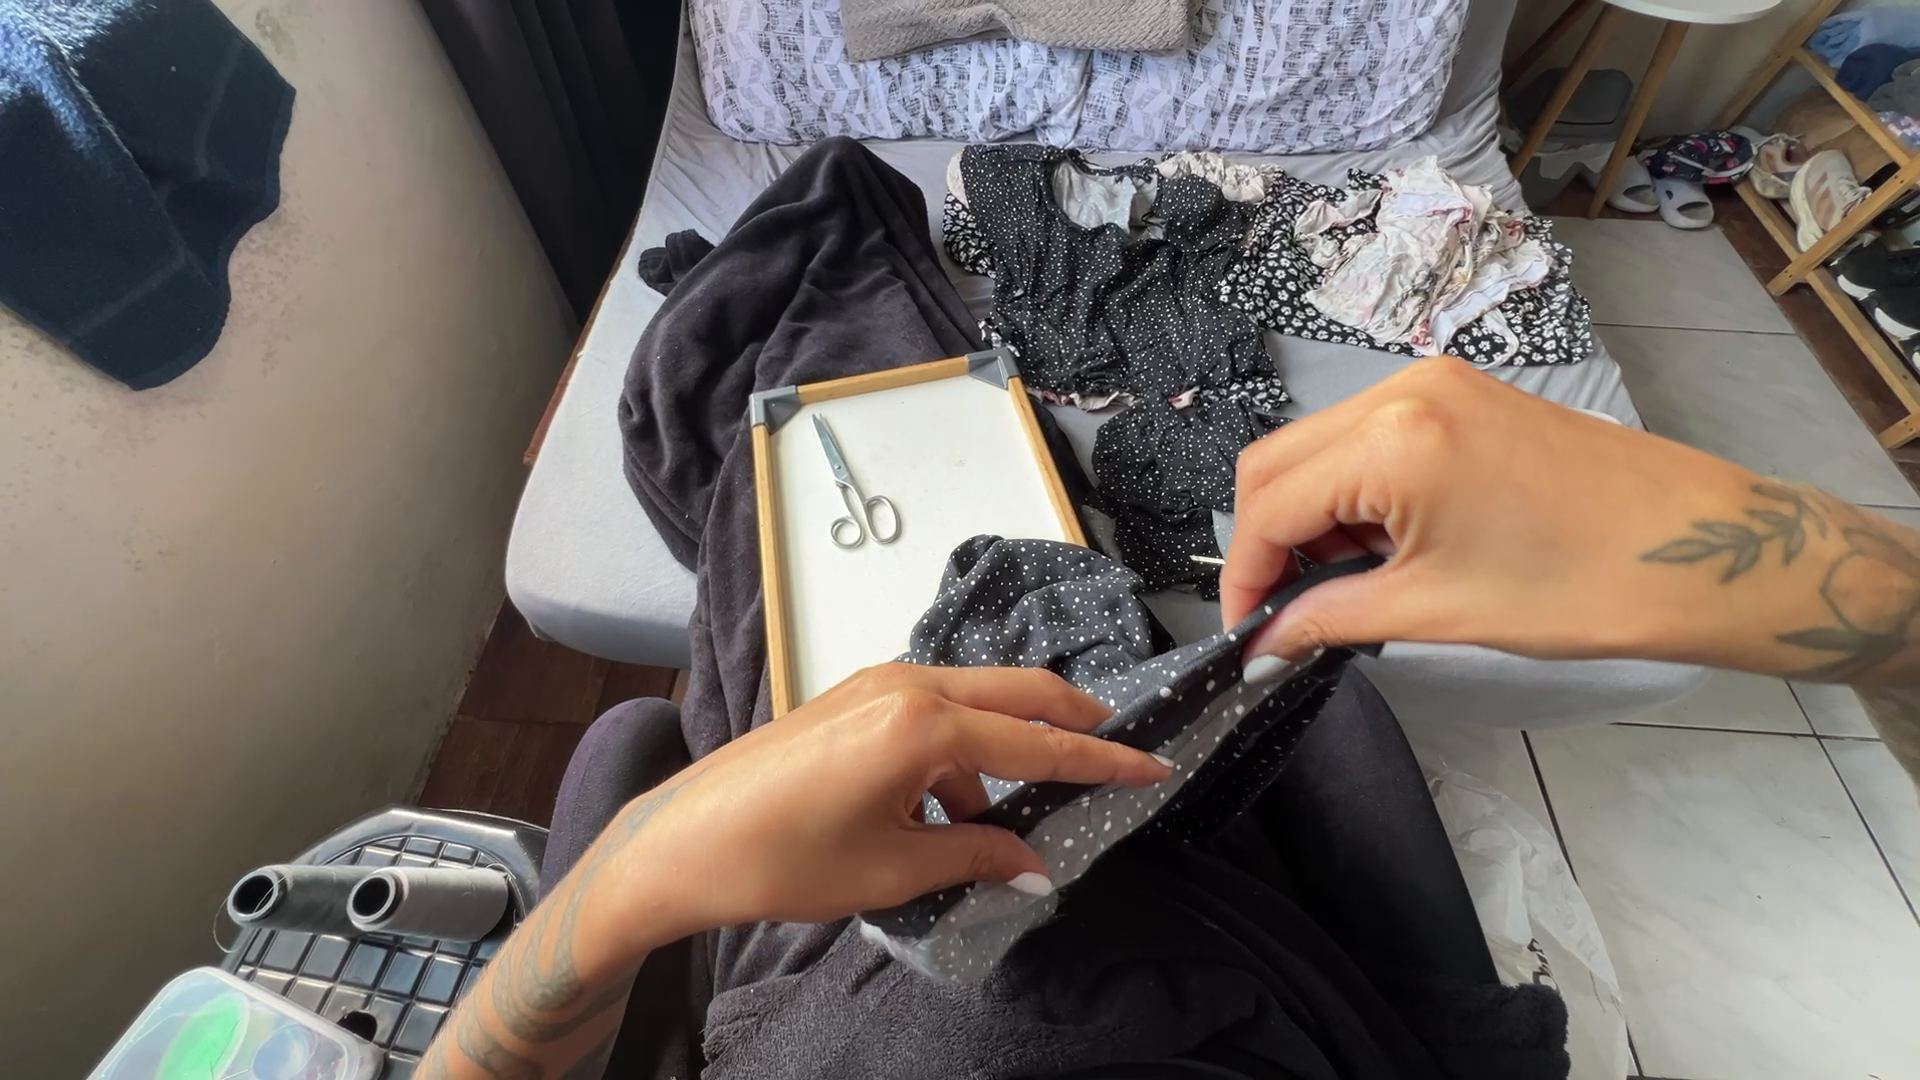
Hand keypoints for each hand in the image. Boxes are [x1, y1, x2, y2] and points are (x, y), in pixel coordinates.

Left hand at [577, 663, 1170, 968]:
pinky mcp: (857, 691)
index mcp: (925, 724)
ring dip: (1001, 747)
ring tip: (997, 817)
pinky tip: (942, 804)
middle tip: (1110, 747)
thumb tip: (1033, 861)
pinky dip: (957, 749)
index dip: (1100, 758)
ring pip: (973, 699)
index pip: (1037, 740)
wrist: (685, 838)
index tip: (1151, 764)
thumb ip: (976, 852)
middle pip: (1015, 689)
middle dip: (1068, 717)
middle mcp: (909, 682)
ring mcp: (879, 679)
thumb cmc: (787, 858)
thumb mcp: (894, 868)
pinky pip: (932, 710)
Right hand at [1223, 356, 1775, 663]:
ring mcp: (1424, 384)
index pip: (1269, 507)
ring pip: (1308, 449)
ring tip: (1339, 576)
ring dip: (1302, 516)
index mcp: (1393, 442)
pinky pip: (1354, 440)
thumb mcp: (1434, 610)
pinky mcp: (1449, 393)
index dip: (1242, 576)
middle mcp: (1396, 393)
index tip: (1245, 629)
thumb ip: (1325, 620)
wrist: (1722, 552)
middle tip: (1280, 604)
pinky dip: (1340, 493)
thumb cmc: (1585, 587)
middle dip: (1262, 542)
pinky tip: (1372, 539)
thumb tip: (1259, 648)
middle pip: (1271, 464)